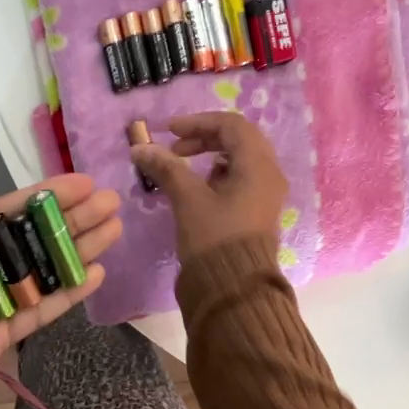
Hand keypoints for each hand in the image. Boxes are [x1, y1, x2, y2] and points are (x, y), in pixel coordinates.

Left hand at [0, 151, 122, 408]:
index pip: (1, 215)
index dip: (40, 197)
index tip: (79, 182)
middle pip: (29, 240)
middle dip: (69, 220)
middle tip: (112, 200)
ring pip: (41, 273)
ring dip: (76, 251)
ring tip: (115, 229)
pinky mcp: (1, 338)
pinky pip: (39, 312)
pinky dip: (67, 295)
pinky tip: (95, 274)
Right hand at [129, 112, 286, 260]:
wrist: (232, 286)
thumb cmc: (212, 238)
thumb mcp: (187, 199)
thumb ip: (165, 168)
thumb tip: (139, 148)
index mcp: (257, 165)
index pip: (231, 125)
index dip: (197, 122)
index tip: (168, 131)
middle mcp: (268, 174)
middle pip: (238, 139)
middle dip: (203, 137)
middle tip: (174, 148)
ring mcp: (265, 194)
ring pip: (239, 159)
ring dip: (210, 155)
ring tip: (183, 167)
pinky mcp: (257, 211)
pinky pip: (240, 179)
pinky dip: (218, 174)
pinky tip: (199, 188)